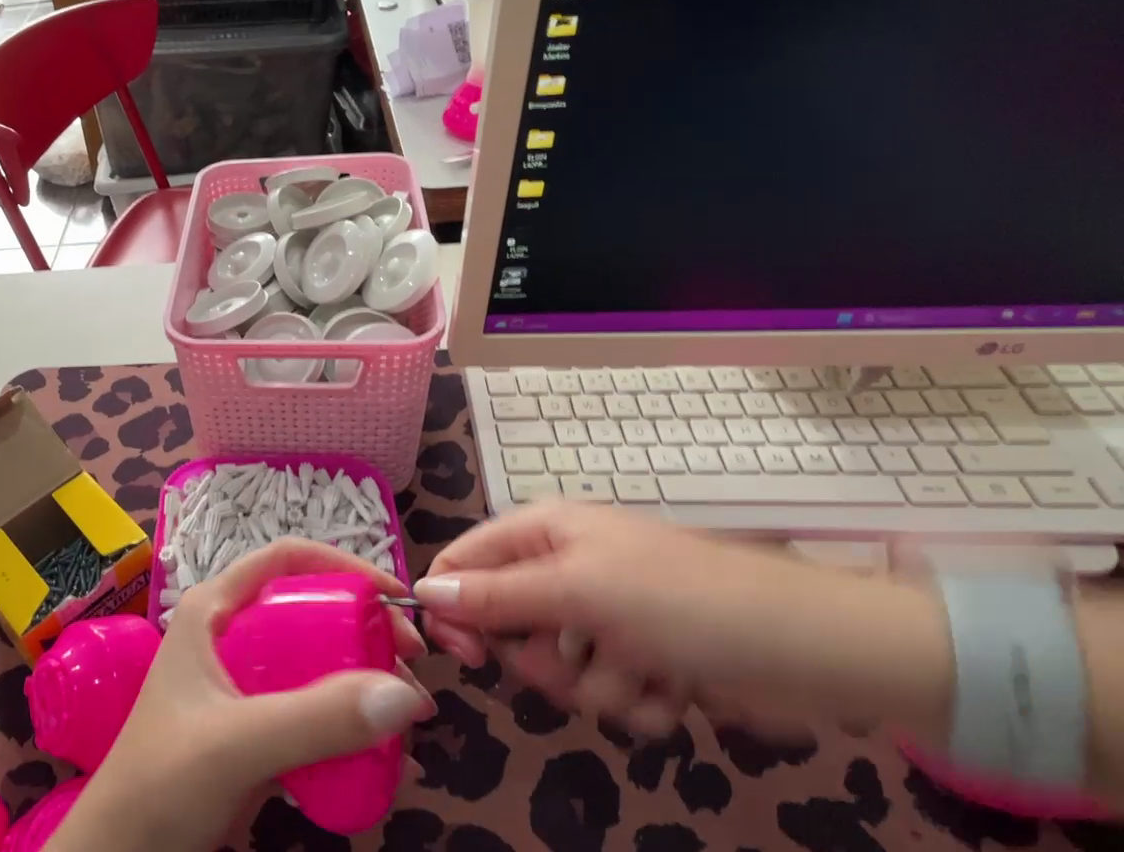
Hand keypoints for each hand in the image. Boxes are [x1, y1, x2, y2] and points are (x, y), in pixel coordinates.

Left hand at [48, 539, 433, 851]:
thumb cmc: (162, 783)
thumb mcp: (236, 744)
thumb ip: (315, 719)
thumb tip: (404, 693)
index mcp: (214, 611)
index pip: (285, 560)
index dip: (344, 567)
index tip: (397, 600)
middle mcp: (230, 634)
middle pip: (309, 608)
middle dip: (365, 630)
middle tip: (410, 668)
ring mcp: (242, 680)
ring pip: (316, 658)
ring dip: (363, 679)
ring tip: (406, 717)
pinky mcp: (253, 724)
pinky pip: (311, 705)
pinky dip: (347, 720)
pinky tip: (380, 751)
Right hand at [415, 503, 953, 741]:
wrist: (813, 651)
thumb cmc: (685, 601)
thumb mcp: (579, 591)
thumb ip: (496, 595)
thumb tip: (422, 592)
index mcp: (544, 533)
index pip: (465, 563)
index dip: (454, 608)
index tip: (466, 654)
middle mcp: (565, 571)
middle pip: (505, 626)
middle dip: (542, 659)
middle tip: (580, 660)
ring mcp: (602, 619)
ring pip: (553, 669)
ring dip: (595, 687)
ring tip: (644, 676)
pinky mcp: (637, 662)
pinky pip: (600, 694)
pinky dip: (633, 703)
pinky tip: (672, 694)